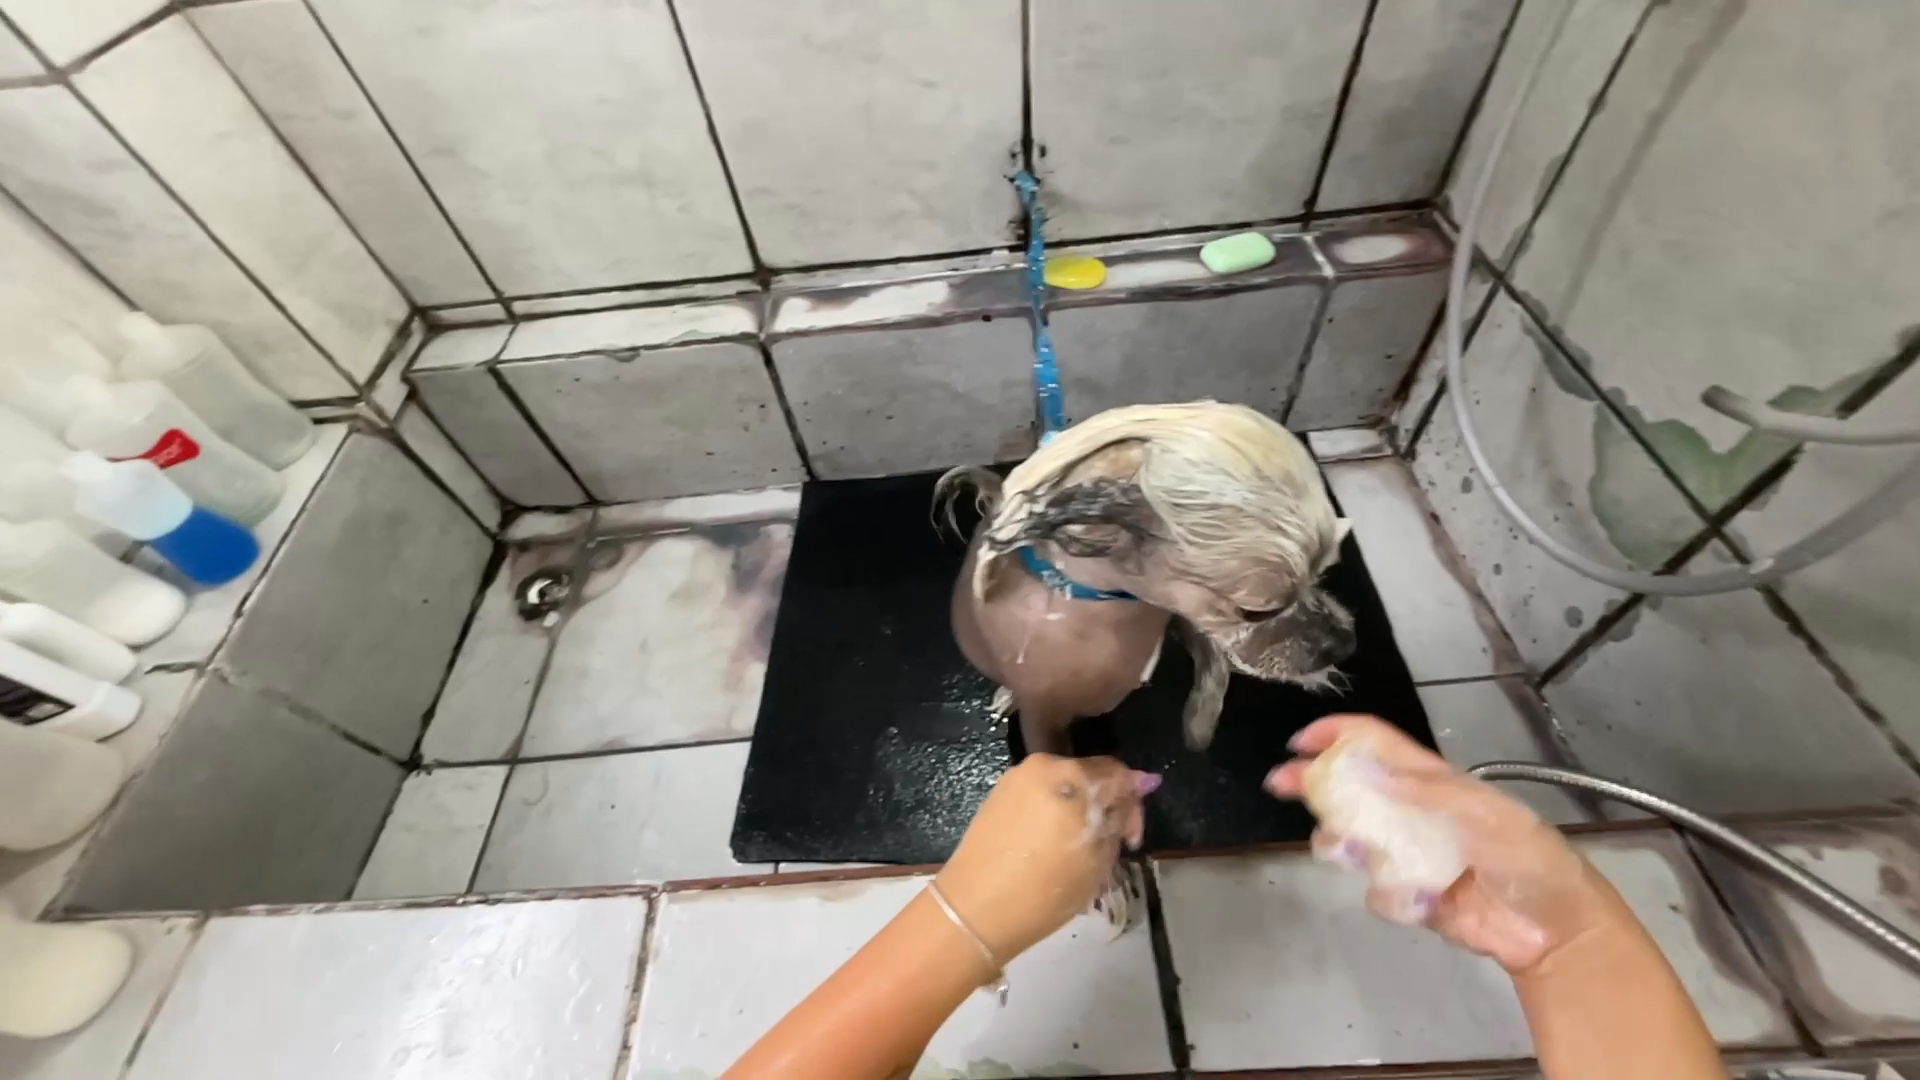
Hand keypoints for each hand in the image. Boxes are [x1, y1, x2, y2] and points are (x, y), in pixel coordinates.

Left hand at [934, 754, 1154, 963]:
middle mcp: (1045, 765)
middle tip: (1105, 850)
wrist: (975, 907)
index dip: (1132, 803)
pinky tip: (1049, 849)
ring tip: (1075, 854)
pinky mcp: (998, 792)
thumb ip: (1119, 817)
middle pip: (1089, 776)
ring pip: (1063, 787)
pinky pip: (1039, 794)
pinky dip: (1052, 814)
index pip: (1119, 772)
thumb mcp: (1098, 859)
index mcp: (1074, 776)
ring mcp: (1017, 776)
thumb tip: (1142, 783)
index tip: (1129, 839)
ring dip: (1077, 812)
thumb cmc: (1045, 889)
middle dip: (1103, 808)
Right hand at [1268, 715, 1623, 975]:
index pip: (1373, 742)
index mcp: (1428, 780)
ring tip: (1346, 853)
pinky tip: (1412, 901)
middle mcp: (1407, 809)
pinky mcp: (1408, 893)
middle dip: (1310, 780)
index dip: (1336, 733)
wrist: (1557, 932)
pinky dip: (1388, 894)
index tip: (1301, 741)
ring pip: (1349, 836)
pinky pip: (1377, 889)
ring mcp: (1404, 851)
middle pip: (1347, 784)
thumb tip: (1362, 768)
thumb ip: (1426, 790)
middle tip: (1279, 783)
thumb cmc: (1528, 858)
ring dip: (1339, 841)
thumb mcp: (1486, 813)